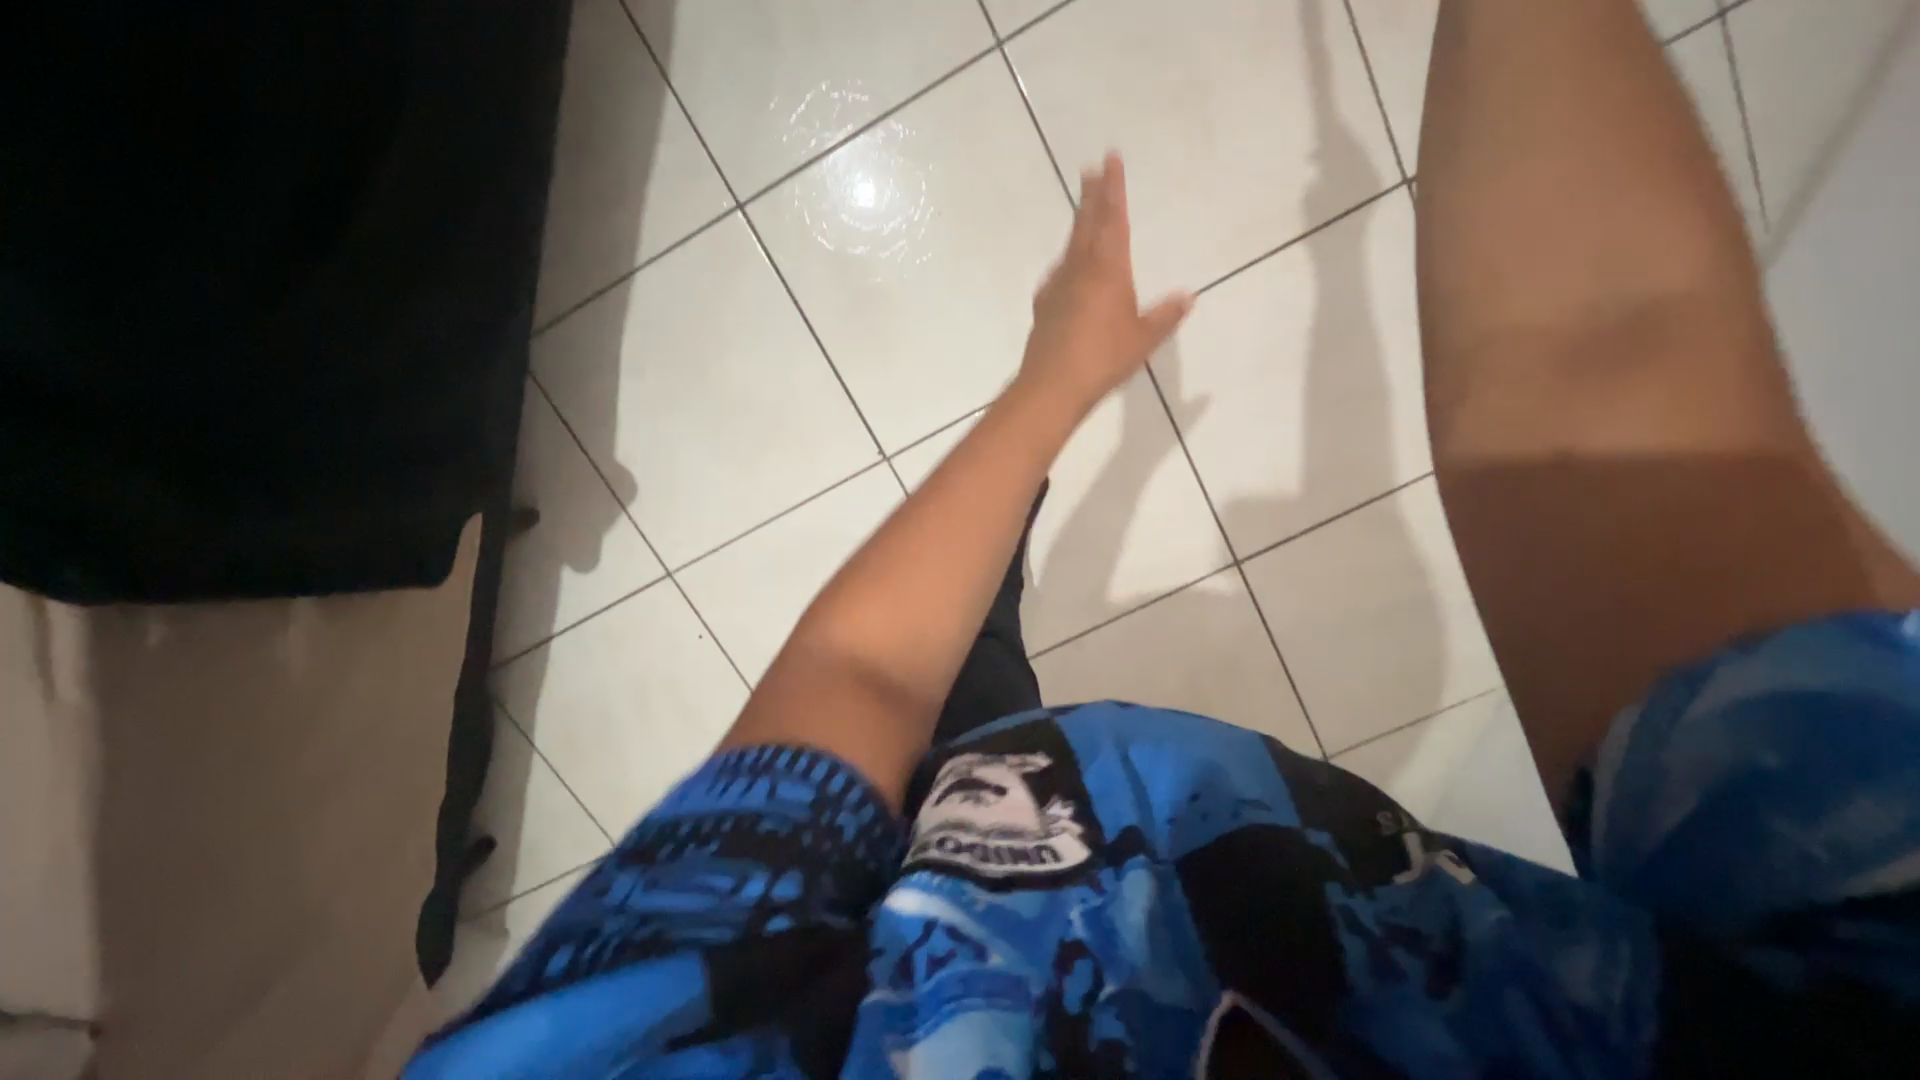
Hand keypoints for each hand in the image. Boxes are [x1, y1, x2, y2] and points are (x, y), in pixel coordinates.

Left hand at [1016, 152, 1194, 414]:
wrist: (1052, 386)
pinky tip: (1065, 271)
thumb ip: (1165, 316)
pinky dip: (1066, 264)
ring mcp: (1058, 287)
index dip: (1113, 188)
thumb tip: (1187, 297)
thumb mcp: (1144, 339)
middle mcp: (1080, 269)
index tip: (1110, 159)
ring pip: (1070, 247)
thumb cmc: (1103, 359)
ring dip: (1077, 225)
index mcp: (1108, 269)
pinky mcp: (1044, 308)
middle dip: (1091, 195)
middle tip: (1090, 168)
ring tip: (1082, 213)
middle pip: (1086, 224)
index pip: (1113, 218)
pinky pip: (1058, 276)